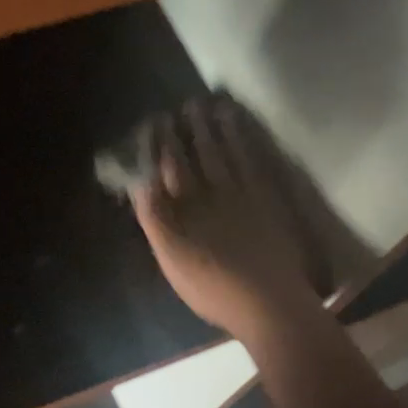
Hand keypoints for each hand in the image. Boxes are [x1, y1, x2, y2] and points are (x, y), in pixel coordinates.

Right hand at [132, 96, 332, 340]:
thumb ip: (156, 222)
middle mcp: (205, 194)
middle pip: (189, 156)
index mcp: (178, 213)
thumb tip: (141, 185)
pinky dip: (240, 136)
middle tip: (173, 111)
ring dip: (210, 127)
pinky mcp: (263, 193)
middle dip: (179, 133)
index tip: (148, 128)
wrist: (267, 300)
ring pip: (219, 150)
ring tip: (204, 106)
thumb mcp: (172, 263)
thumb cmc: (213, 292)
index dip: (153, 147)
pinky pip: (248, 155)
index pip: (160, 171)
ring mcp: (236, 191)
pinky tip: (236, 124)